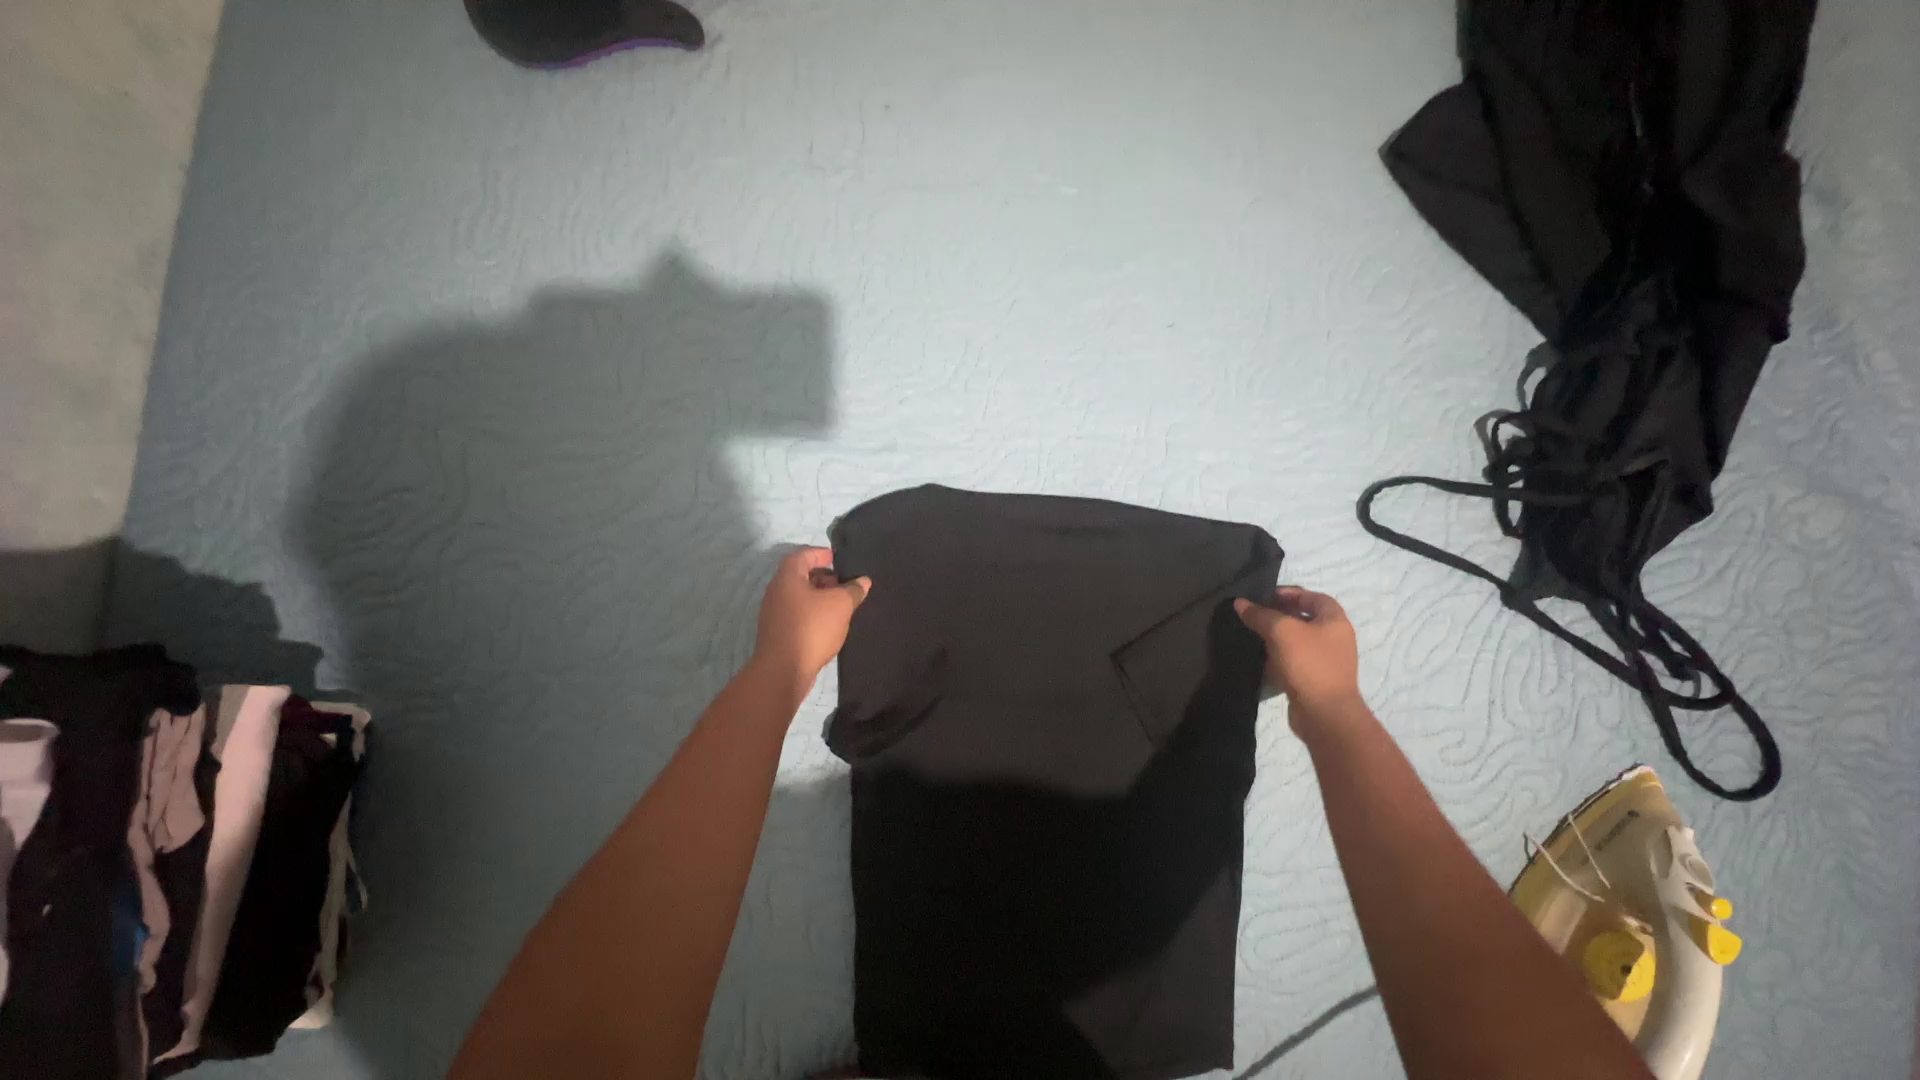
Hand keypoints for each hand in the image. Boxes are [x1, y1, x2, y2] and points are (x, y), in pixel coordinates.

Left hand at [752, 547, 871, 685]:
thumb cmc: (811, 628)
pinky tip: (830, 625)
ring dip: (819, 597)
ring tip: (842, 605)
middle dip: (823, 577)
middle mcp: (776, 592)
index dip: (821, 553)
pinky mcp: (778, 633)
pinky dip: (813, 613)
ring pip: (799, 597)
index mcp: (787, 578)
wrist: (783, 671)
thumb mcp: (840, 605)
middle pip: (800, 576)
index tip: (838, 558)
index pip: (802, 555)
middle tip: (844, 584)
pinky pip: (798, 614)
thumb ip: (853, 590)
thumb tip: (863, 581)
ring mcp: (774, 614)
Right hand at [1234, 586, 1362, 731]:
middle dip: (1280, 615)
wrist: (1324, 714)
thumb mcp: (1280, 631)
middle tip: (1255, 615)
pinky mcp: (1315, 681)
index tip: (1265, 596)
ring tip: (1253, 636)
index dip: (1290, 593)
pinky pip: (1295, 663)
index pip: (1313, 597)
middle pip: (1305, 619)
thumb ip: (1260, 615)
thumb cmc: (1308, 664)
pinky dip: (1279, 660)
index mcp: (1335, 621)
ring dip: (1277, 639)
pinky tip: (1260, 661)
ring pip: (1298, 642)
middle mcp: (1335, 639)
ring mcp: (1327, 661)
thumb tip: (1240, 603)